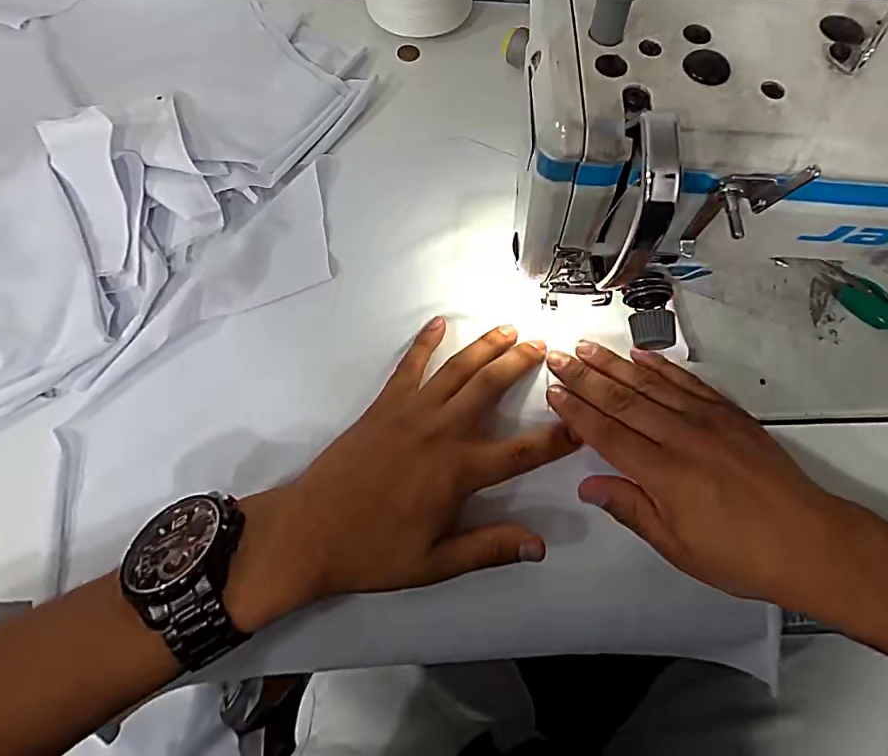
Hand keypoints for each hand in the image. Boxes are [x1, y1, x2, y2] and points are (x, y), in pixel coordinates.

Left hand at [222, 318, 579, 629]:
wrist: (307, 532)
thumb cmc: (370, 551)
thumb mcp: (434, 563)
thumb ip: (487, 549)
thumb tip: (536, 545)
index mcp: (457, 472)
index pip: (521, 453)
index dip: (556, 438)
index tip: (580, 422)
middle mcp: (439, 432)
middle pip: (490, 388)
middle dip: (520, 363)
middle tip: (543, 345)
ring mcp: (410, 412)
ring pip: (457, 370)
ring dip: (485, 346)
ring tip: (507, 329)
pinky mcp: (384, 405)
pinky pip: (410, 366)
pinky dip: (426, 343)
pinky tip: (439, 323)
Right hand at [543, 340, 864, 612]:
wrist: (810, 542)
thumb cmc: (748, 553)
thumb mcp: (678, 546)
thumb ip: (631, 509)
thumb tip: (593, 488)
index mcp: (665, 474)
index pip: (606, 433)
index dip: (576, 411)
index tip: (556, 393)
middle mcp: (683, 438)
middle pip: (621, 399)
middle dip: (585, 376)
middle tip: (560, 358)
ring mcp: (707, 421)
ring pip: (649, 383)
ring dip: (615, 363)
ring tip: (589, 347)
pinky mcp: (729, 414)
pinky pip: (687, 382)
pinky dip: (661, 366)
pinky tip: (643, 356)